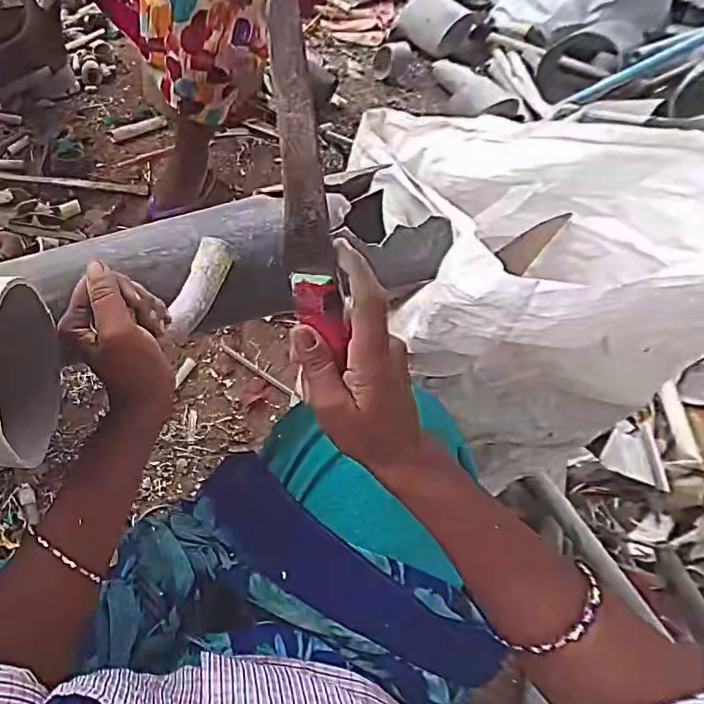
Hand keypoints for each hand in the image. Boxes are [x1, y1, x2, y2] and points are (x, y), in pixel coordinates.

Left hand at [60, 262, 174, 420]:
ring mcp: (104, 326)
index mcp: (75, 323)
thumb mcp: (119, 330)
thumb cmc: (136, 374)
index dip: (121, 289)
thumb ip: (105, 296)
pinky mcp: (121, 329)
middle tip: (146, 323)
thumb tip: (96, 267)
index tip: (135, 307)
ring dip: (148, 310)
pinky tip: (158, 331)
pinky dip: (152, 317)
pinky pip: (139, 307)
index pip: (95, 281)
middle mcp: (86, 322)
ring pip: (129, 295)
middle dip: (138, 301)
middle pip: (113, 286)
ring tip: (154, 331)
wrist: (151, 400)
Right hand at [290, 240, 427, 473]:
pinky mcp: (386, 356)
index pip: (367, 299)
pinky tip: (333, 384)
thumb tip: (300, 329)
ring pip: (348, 330)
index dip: (354, 269)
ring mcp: (389, 350)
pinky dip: (337, 354)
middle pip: (347, 315)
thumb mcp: (330, 407)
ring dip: (327, 348)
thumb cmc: (368, 436)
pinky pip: (355, 341)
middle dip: (319, 329)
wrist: (403, 455)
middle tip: (305, 367)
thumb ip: (315, 365)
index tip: (338, 248)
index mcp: (373, 354)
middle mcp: (386, 345)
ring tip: (321, 387)